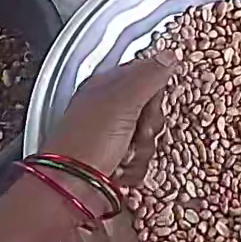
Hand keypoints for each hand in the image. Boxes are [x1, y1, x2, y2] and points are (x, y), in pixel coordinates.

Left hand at [39, 50, 175, 177]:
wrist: (71, 186)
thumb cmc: (90, 140)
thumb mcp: (122, 101)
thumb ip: (148, 76)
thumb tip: (169, 54)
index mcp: (105, 86)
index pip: (143, 75)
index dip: (153, 91)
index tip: (150, 102)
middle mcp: (108, 109)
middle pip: (150, 110)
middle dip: (149, 125)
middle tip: (138, 130)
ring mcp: (111, 136)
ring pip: (148, 138)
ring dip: (142, 150)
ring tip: (125, 154)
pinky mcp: (115, 161)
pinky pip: (141, 161)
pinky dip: (134, 168)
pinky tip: (121, 170)